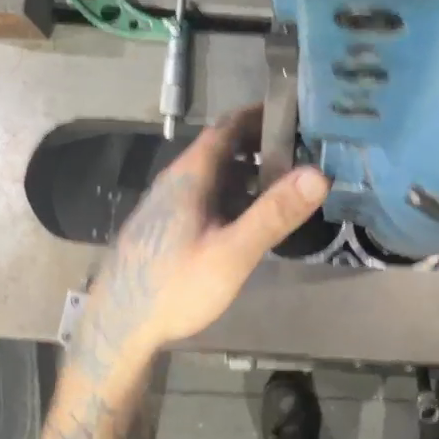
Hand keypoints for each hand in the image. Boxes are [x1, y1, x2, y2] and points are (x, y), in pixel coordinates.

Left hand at [81, 106, 328, 356]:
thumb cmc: (174, 287)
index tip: (297, 113)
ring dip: (249, 173)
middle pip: (222, 150)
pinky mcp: (168, 228)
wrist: (120, 326)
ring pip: (215, 177)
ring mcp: (169, 206)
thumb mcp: (231, 253)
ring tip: (289, 182)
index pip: (227, 127)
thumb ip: (273, 214)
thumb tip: (317, 174)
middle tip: (304, 150)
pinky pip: (208, 198)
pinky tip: (253, 217)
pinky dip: (235, 196)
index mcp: (189, 177)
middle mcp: (176, 183)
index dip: (260, 115)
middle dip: (261, 144)